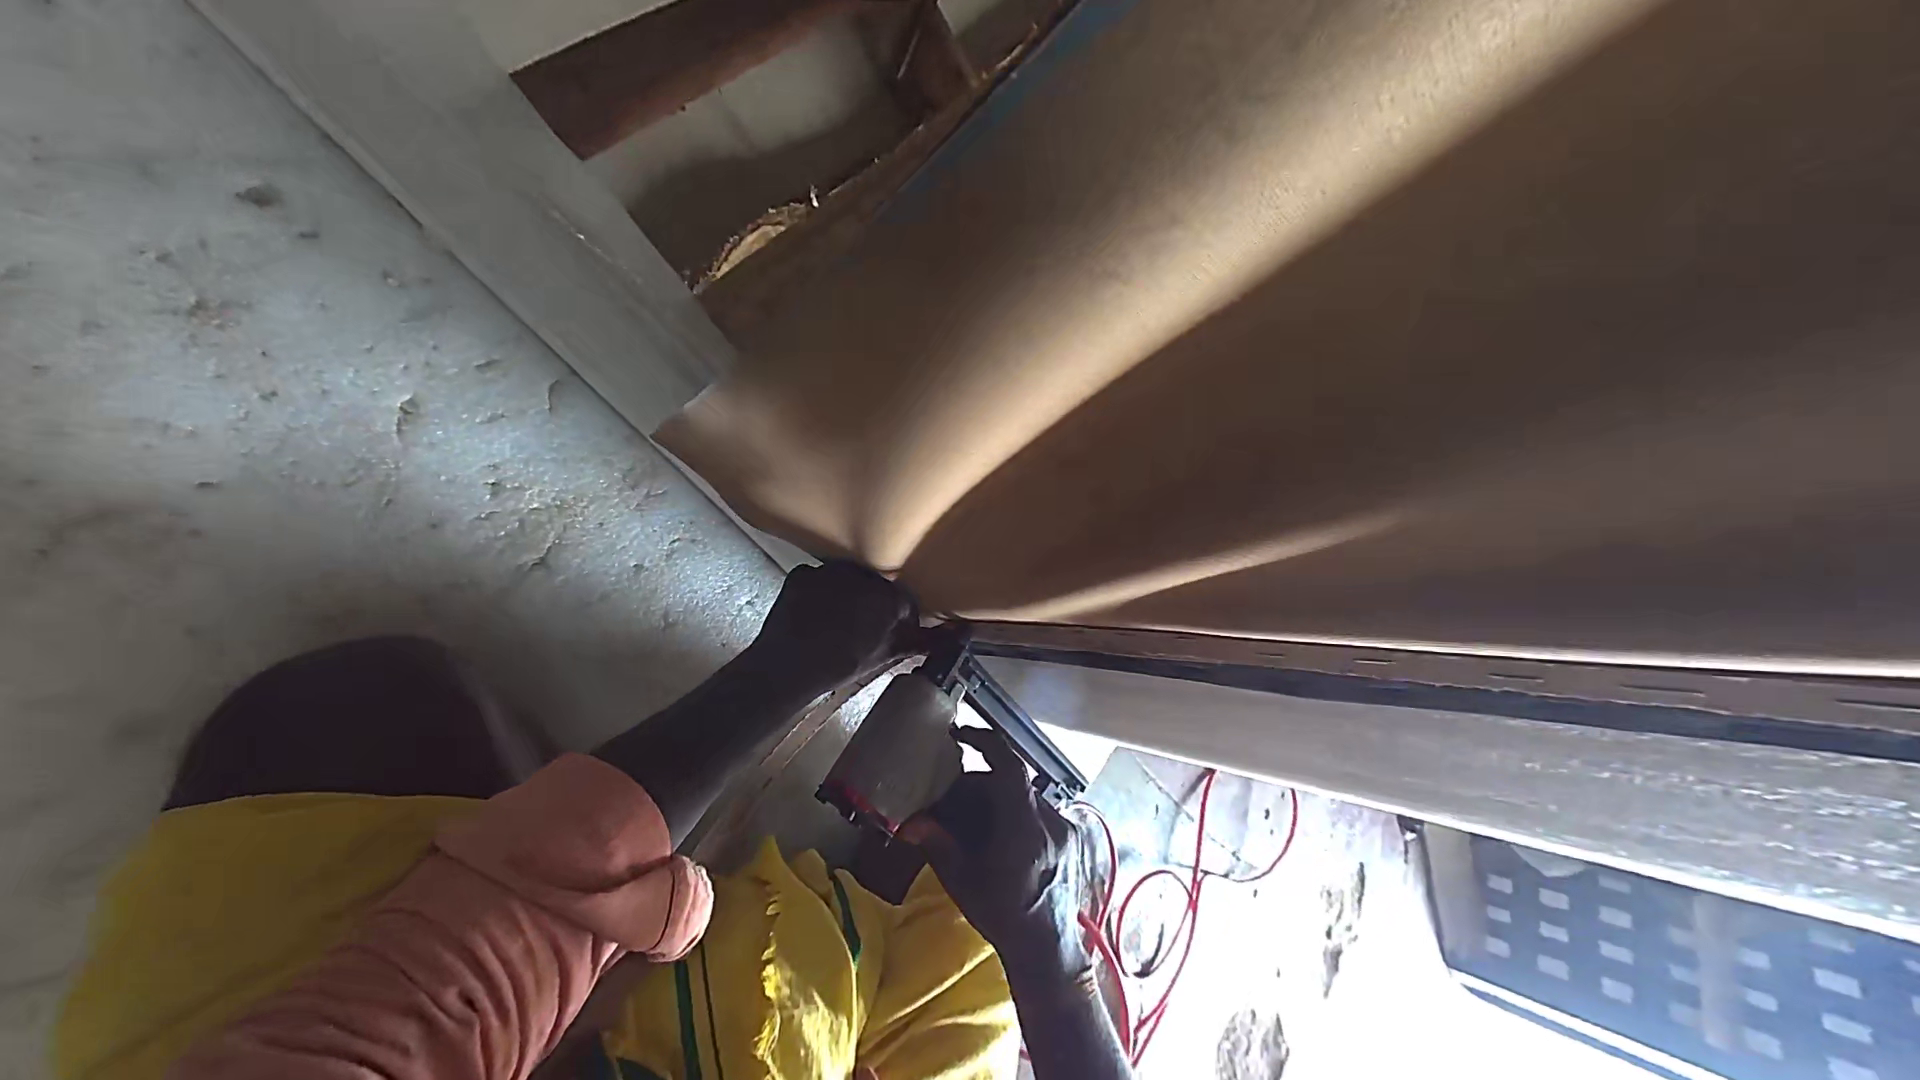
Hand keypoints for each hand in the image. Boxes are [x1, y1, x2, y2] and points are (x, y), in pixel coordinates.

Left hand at [748, 561, 927, 689]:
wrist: (788, 667)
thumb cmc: (842, 664)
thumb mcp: (886, 655)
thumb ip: (923, 641)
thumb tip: (959, 634)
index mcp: (888, 595)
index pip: (905, 602)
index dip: (901, 620)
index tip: (893, 634)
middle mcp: (862, 574)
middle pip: (877, 586)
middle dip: (875, 604)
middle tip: (864, 630)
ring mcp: (829, 570)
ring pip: (848, 580)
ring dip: (849, 595)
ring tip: (839, 623)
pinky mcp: (803, 573)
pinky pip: (819, 580)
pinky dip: (819, 594)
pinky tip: (815, 616)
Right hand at [899, 727, 1086, 979]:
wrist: (1050, 951)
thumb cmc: (1004, 916)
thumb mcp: (964, 881)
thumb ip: (938, 845)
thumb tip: (909, 823)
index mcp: (1023, 825)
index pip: (1008, 764)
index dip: (984, 741)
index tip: (959, 735)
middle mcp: (1049, 818)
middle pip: (1010, 782)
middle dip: (979, 784)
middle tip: (953, 799)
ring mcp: (1065, 826)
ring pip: (1024, 795)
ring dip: (997, 799)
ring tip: (974, 821)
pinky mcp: (1072, 836)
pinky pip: (1039, 810)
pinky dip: (1016, 812)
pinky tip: (1000, 835)